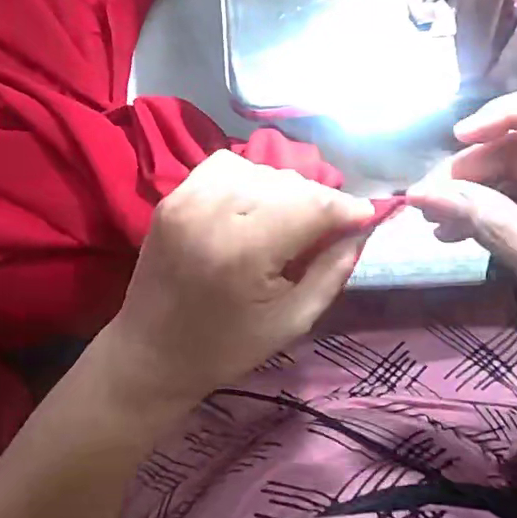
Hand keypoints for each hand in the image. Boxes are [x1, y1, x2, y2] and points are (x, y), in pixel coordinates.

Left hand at [102, 150, 375, 409]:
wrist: (150, 353)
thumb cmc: (225, 347)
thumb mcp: (292, 322)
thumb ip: (332, 270)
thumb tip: (361, 227)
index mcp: (245, 250)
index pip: (312, 204)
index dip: (347, 208)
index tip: (366, 218)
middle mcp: (213, 212)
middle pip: (289, 182)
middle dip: (317, 202)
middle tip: (325, 232)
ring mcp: (186, 198)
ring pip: (260, 169)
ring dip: (284, 190)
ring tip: (286, 222)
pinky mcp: (172, 196)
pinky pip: (225, 165)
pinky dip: (249, 179)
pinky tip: (252, 207)